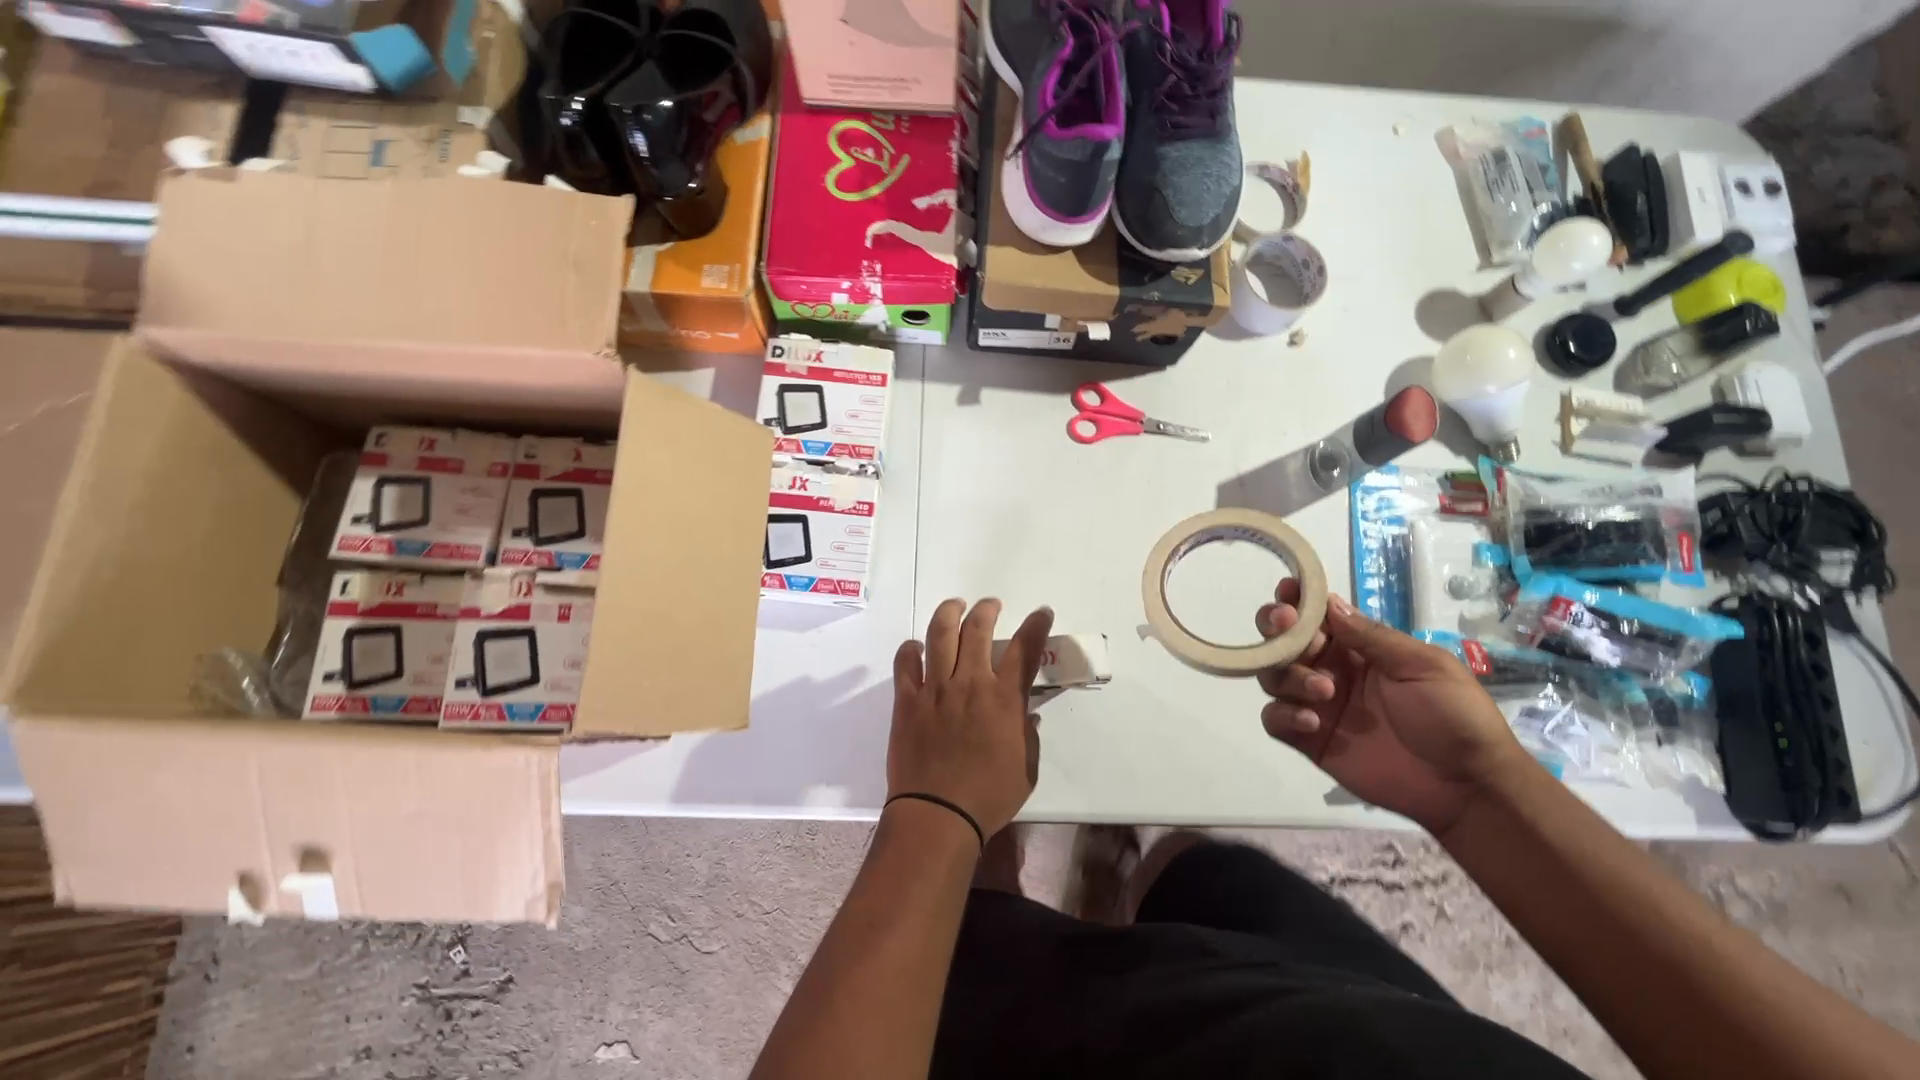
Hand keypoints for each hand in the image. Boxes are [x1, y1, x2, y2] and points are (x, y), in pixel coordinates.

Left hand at [889, 599, 1054, 839]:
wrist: (938, 814)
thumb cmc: (989, 797)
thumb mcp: (1026, 769)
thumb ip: (1028, 735)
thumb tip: (1027, 714)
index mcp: (1004, 699)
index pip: (1025, 649)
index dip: (1035, 625)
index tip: (1040, 613)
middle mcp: (970, 684)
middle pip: (978, 630)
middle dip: (987, 610)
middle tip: (991, 605)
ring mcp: (934, 689)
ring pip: (940, 635)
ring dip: (949, 613)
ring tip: (955, 606)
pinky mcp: (906, 702)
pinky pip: (905, 664)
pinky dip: (911, 650)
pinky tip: (916, 647)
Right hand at [1257, 582, 1532, 835]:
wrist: (1466, 785)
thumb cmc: (1454, 715)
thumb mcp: (1423, 665)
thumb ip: (1372, 636)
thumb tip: (1328, 601)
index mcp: (1360, 649)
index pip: (1317, 617)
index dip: (1298, 601)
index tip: (1288, 593)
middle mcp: (1332, 671)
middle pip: (1284, 642)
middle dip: (1276, 631)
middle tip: (1283, 629)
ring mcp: (1318, 706)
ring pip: (1275, 678)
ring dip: (1289, 677)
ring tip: (1324, 692)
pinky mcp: (1311, 742)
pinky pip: (1275, 720)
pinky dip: (1283, 715)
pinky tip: (1311, 722)